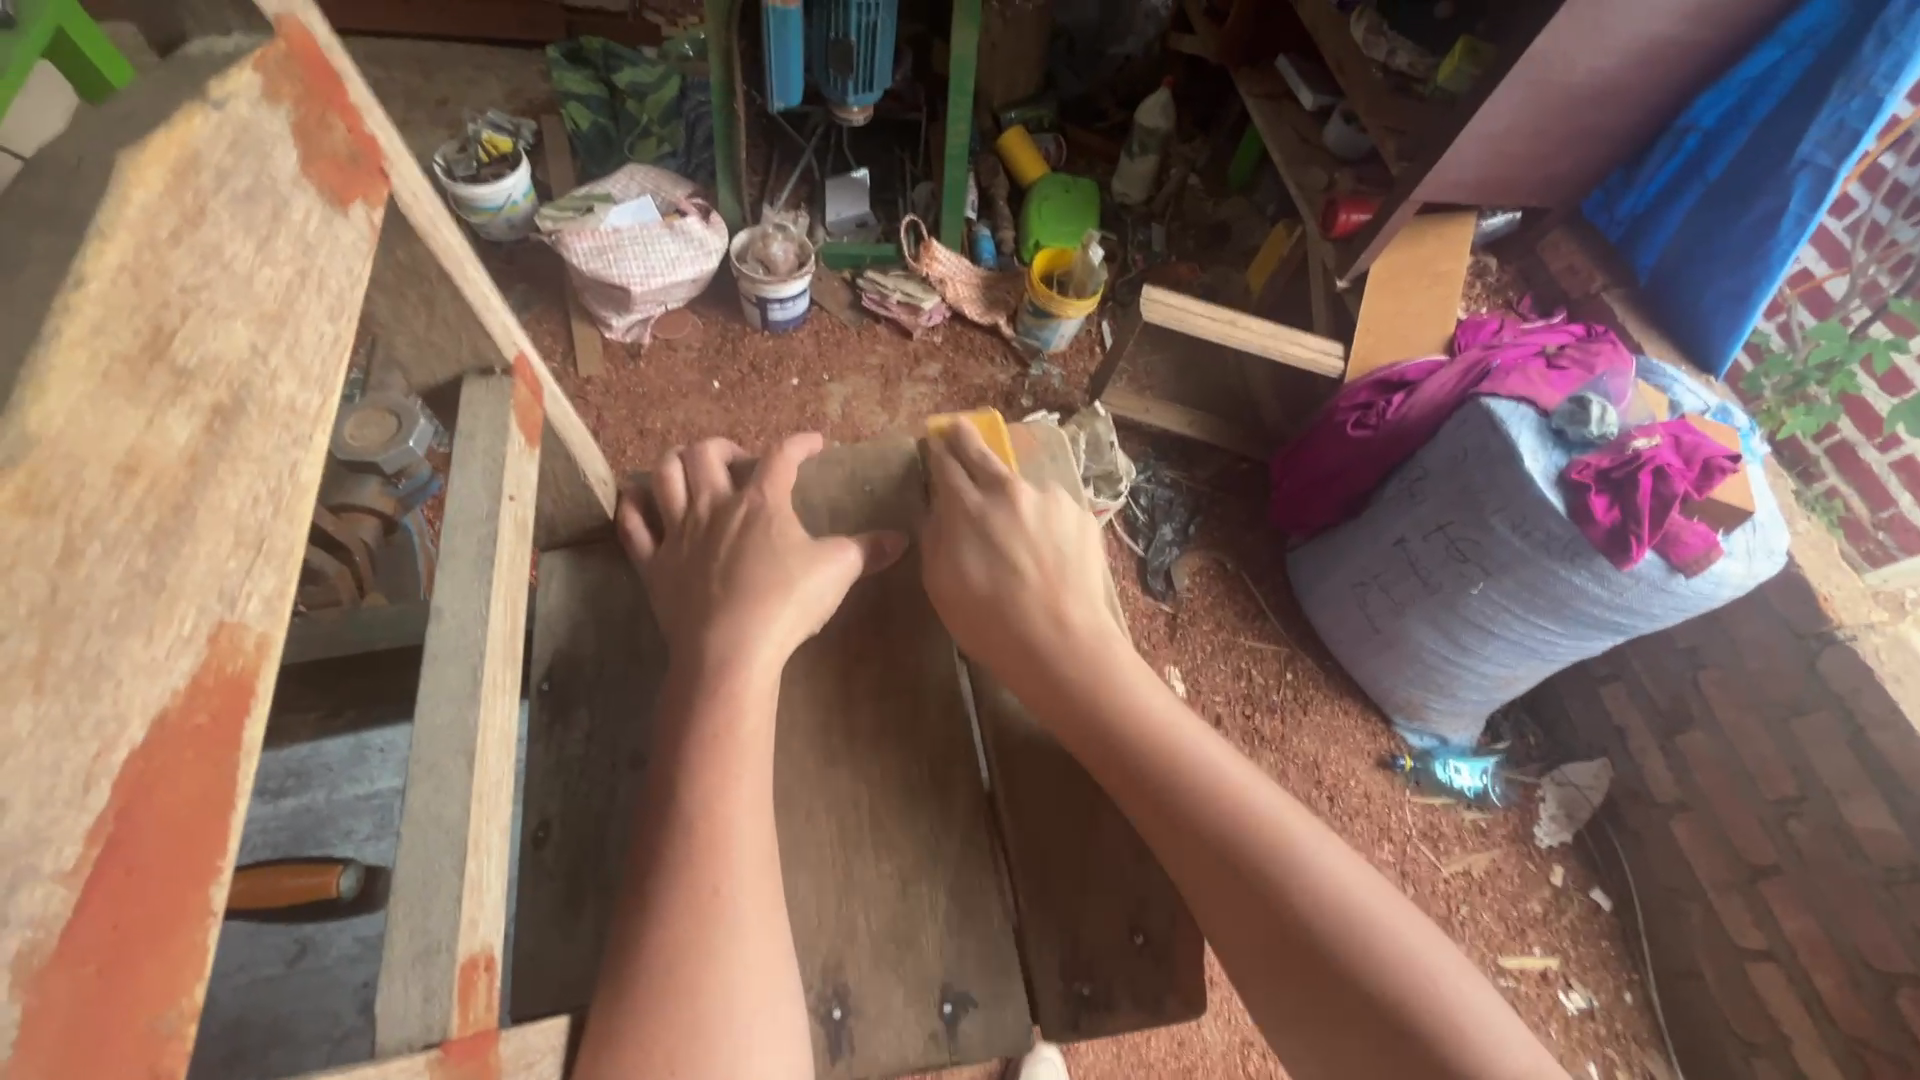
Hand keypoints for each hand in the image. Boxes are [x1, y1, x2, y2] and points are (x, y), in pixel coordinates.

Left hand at [616, 434, 907, 680]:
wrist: (729, 652)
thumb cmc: (786, 604)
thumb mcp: (837, 572)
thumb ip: (868, 551)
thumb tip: (902, 540)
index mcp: (761, 503)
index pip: (781, 456)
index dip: (799, 443)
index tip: (815, 443)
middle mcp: (714, 506)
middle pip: (706, 453)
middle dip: (724, 446)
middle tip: (740, 460)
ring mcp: (678, 533)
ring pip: (664, 476)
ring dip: (675, 462)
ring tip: (690, 467)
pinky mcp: (654, 565)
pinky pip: (633, 525)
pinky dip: (633, 506)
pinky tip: (638, 499)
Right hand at [921, 423, 1125, 695]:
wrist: (1060, 641)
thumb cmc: (988, 622)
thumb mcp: (939, 584)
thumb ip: (935, 537)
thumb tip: (936, 511)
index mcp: (966, 506)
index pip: (945, 464)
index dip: (937, 452)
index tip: (933, 442)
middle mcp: (1007, 490)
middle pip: (981, 453)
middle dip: (965, 438)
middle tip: (958, 427)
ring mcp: (1048, 499)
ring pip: (1022, 488)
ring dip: (1014, 497)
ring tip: (1019, 534)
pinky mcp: (1079, 514)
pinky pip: (1053, 511)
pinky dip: (1045, 522)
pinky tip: (1049, 552)